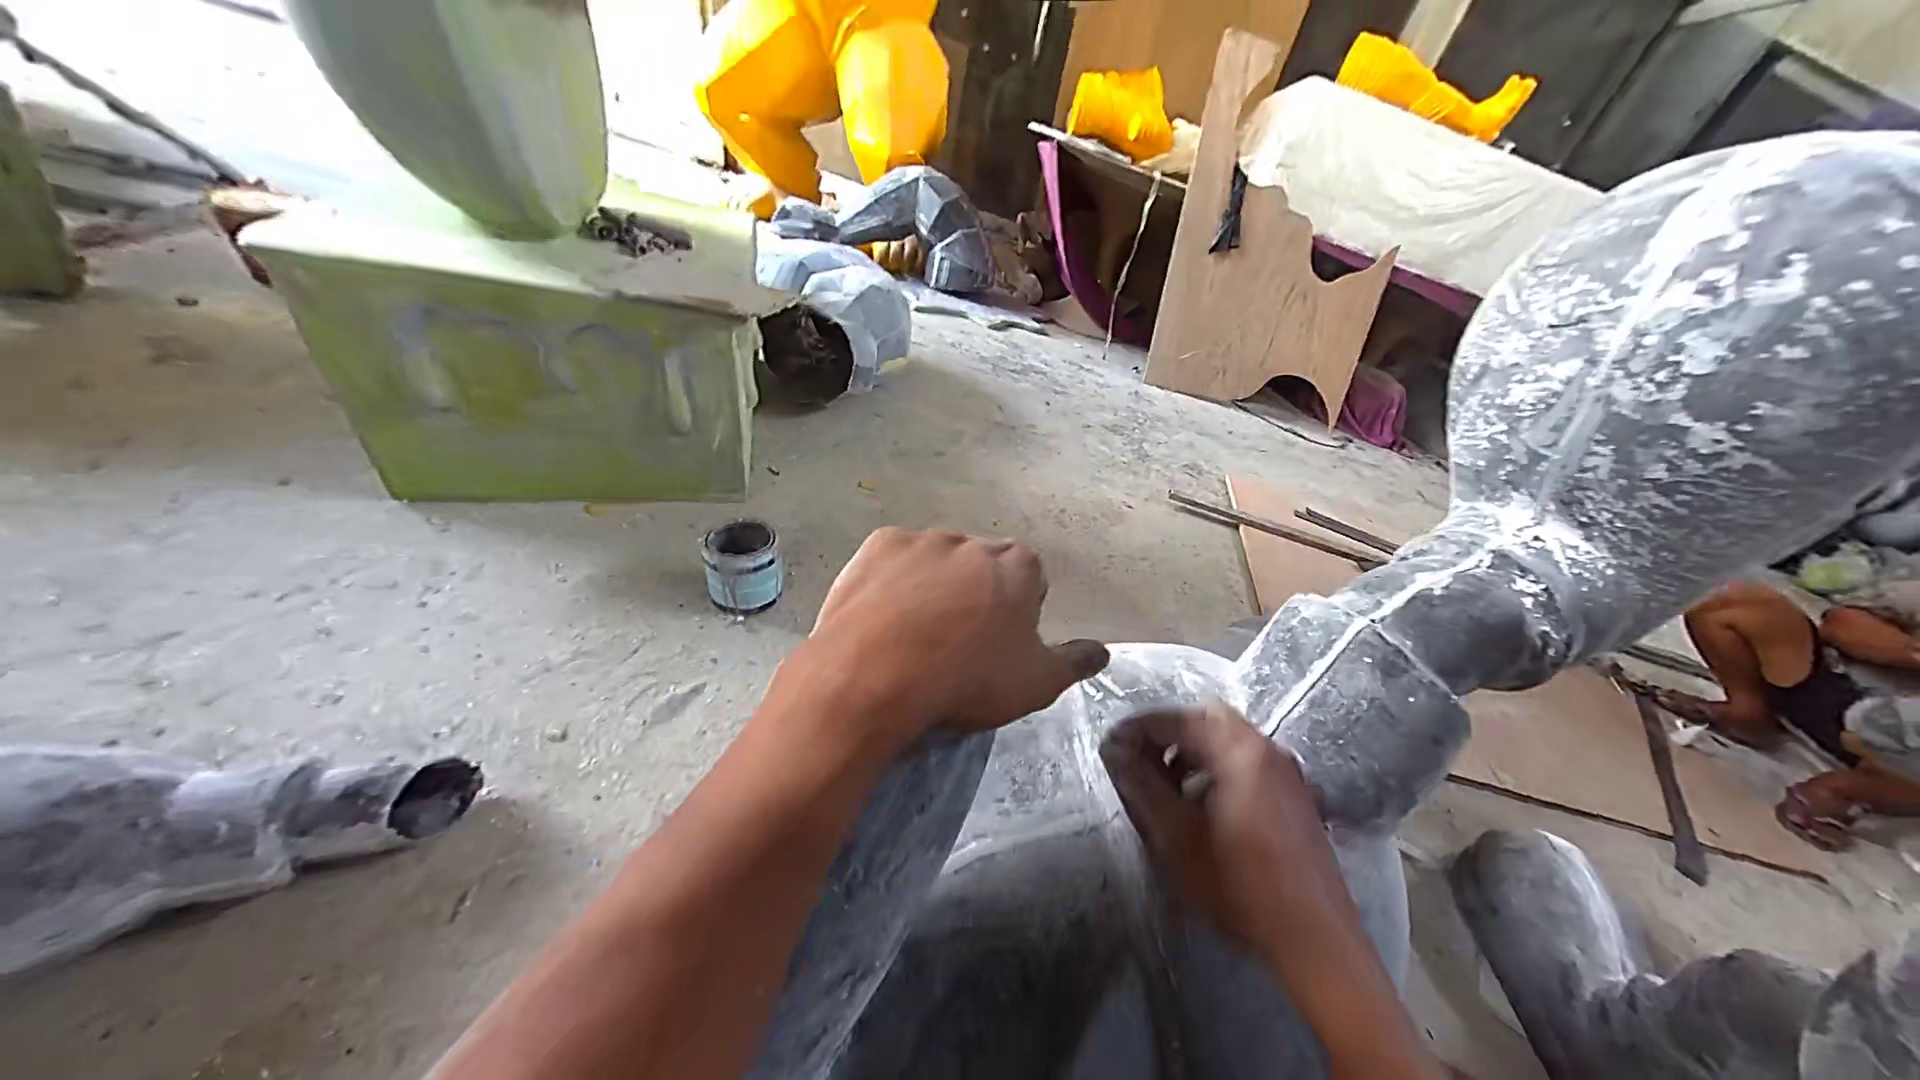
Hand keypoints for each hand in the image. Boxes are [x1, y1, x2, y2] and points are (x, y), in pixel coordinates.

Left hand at [776, 528, 1108, 749]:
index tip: (999, 644)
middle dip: (975, 594)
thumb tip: (1102, 651)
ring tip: (912, 634)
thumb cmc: (967, 679)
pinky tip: (881, 616)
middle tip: (956, 642)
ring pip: (935, 562)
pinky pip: (892, 561)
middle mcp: (973, 541)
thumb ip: (1075, 662)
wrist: (876, 675)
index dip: (1017, 612)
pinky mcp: (876, 545)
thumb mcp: (1037, 684)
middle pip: (981, 567)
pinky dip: (891, 581)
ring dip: (931, 586)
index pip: (1029, 579)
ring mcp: (922, 539)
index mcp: (1018, 565)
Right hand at [1101, 703, 1342, 950]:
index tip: (1111, 746)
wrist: (1316, 941)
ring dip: (1191, 749)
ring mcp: (1286, 773)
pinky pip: (1246, 761)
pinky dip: (1215, 765)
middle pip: (1207, 719)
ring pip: (1228, 739)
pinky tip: (1200, 800)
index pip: (1177, 719)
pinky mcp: (1294, 796)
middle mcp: (1267, 750)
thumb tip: (1114, 751)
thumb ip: (1141, 785)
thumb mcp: (1176, 836)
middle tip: (1138, 756)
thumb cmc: (1239, 886)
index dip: (1137, 728)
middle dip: (1167, 733)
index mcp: (1239, 751)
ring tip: (1163, 781)